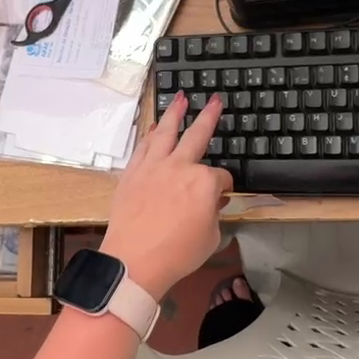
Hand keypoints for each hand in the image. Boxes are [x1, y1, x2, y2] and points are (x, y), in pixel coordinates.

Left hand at [100, 95, 233, 297]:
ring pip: (166, 132)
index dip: (225, 186)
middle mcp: (179, 167)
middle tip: (215, 100)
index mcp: (204, 182)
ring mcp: (153, 167)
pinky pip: (143, 147)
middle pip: (197, 135)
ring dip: (174, 113)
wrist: (134, 261)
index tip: (223, 195)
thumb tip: (214, 202)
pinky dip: (150, 134)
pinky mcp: (132, 173)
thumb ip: (214, 214)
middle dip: (209, 116)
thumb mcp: (210, 237)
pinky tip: (154, 127)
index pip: (221, 176)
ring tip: (180, 98)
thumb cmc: (177, 254)